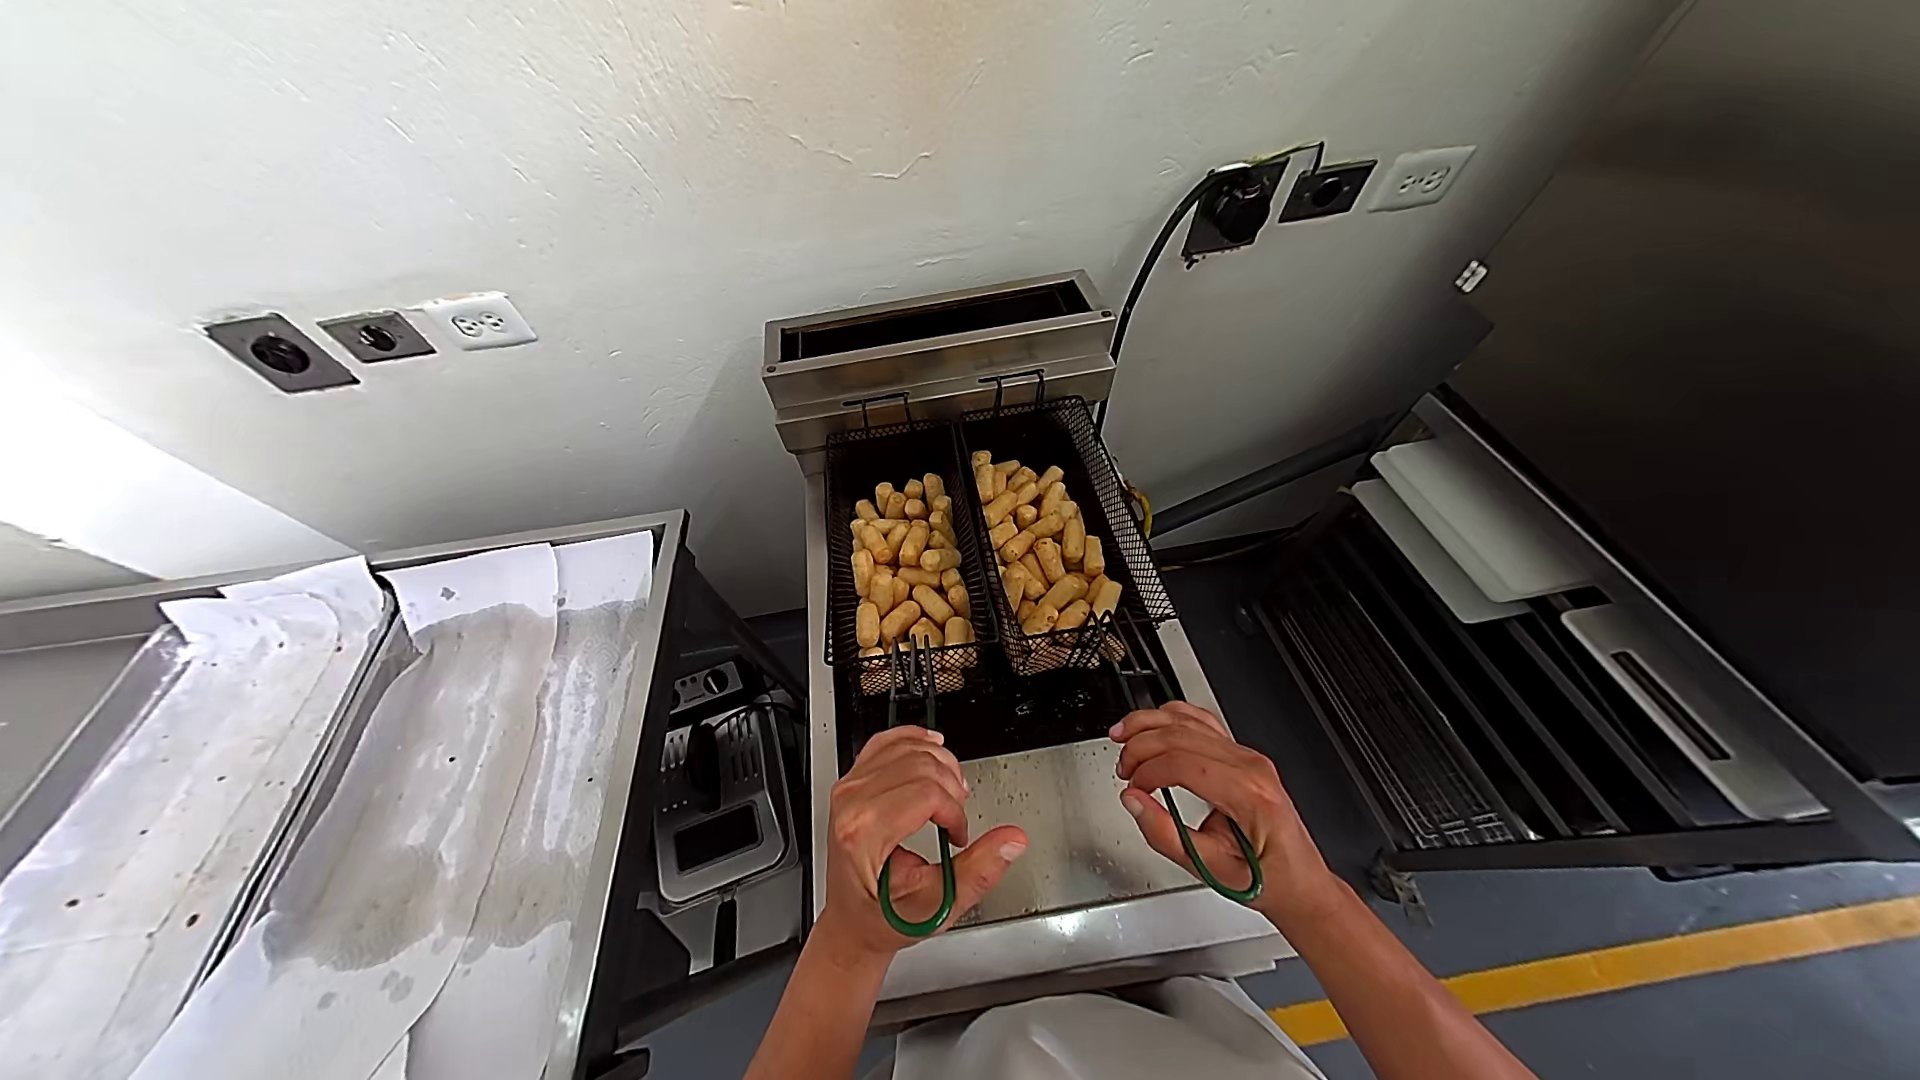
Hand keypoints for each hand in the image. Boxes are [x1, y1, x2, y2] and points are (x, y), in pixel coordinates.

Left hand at [815, 726, 1027, 963]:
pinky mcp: (853, 778)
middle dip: (952, 788)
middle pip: (922, 764)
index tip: (957, 834)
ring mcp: (849, 786)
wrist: (852, 920)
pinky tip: (932, 747)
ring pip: (910, 747)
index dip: (954, 811)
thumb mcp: (936, 907)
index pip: (926, 792)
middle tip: (957, 816)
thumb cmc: (883, 919)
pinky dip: (915, 738)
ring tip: (950, 792)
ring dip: (941, 763)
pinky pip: (887, 740)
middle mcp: (851, 802)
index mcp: (864, 833)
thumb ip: (978, 872)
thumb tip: (1012, 841)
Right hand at [1111, 702, 1341, 926]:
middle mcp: (1250, 766)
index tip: (1132, 788)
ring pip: (1188, 719)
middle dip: (1140, 747)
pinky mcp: (1240, 752)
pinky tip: (1151, 725)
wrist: (1299, 882)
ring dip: (1148, 724)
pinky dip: (1169, 717)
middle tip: (1123, 770)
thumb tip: (1133, 801)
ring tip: (1123, 736)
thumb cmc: (1267, 881)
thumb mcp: (1212, 870)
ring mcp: (1247, 754)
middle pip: (1180, 735)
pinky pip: (1200, 719)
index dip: (1147, 771)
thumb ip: (1166, 835)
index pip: (1183, 763)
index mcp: (1249, 795)